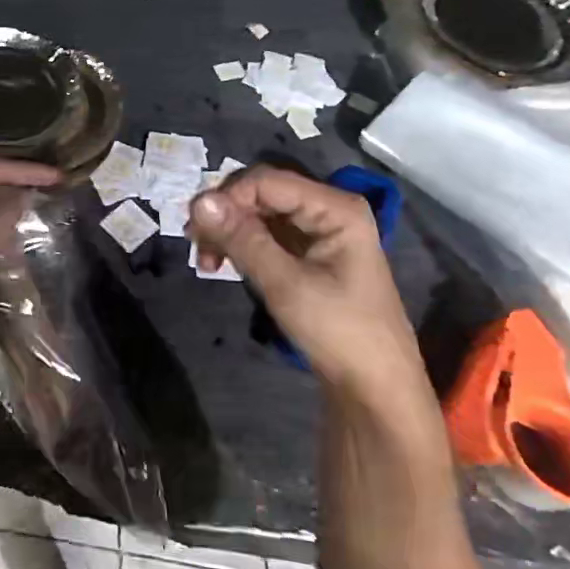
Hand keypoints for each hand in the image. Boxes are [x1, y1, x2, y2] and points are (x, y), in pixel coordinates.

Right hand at [190, 166, 421, 392]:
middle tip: (196, 245)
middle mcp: (328, 210)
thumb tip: (198, 202)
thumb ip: (243, 240)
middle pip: (263, 193)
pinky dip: (242, 245)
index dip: (228, 197)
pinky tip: (223, 265)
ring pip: (260, 214)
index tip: (195, 230)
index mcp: (336, 208)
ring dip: (230, 231)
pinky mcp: (309, 254)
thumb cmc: (339, 332)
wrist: (374, 387)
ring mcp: (319, 232)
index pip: (268, 181)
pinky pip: (267, 235)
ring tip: (206, 262)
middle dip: (226, 214)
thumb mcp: (286, 285)